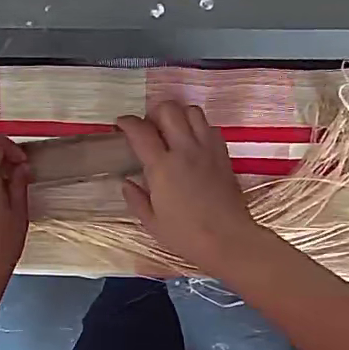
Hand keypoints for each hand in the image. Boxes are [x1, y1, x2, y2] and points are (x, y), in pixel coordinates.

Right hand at [117, 103, 266, 275]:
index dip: (127, 122)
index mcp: (162, 167)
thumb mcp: (152, 223)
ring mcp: (207, 149)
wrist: (227, 239)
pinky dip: (197, 126)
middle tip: (148, 127)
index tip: (121, 123)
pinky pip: (209, 127)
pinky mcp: (223, 154)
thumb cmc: (186, 235)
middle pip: (168, 110)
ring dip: (178, 115)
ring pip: (192, 111)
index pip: (140, 131)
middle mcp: (185, 150)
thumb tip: (127, 183)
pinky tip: (192, 142)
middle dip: (153, 112)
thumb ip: (136, 199)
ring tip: (171, 130)